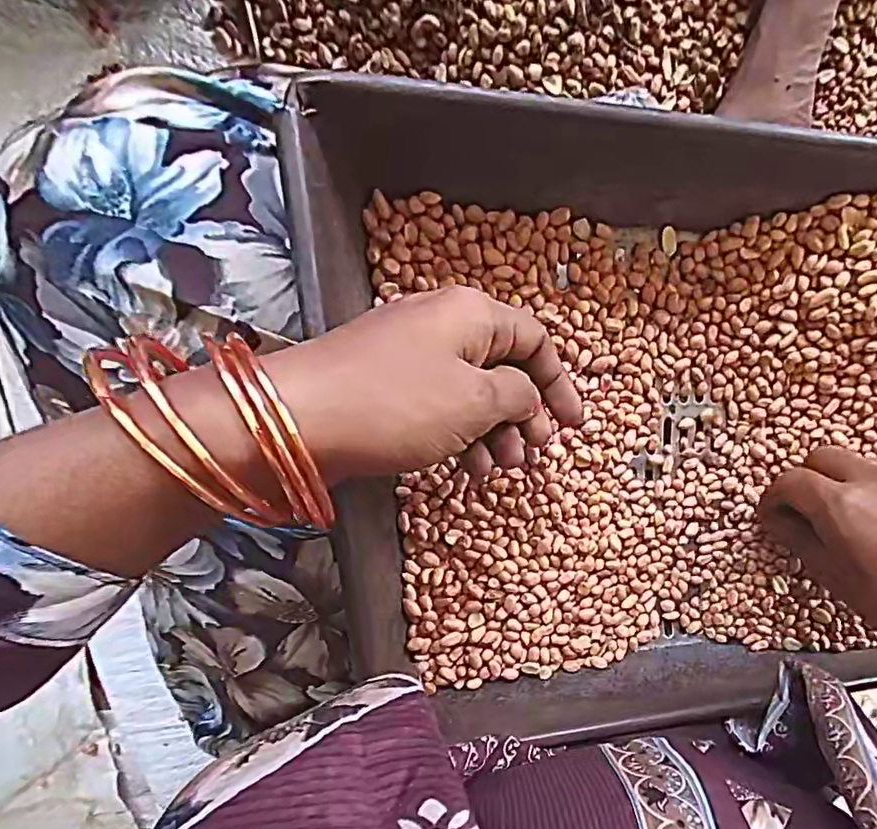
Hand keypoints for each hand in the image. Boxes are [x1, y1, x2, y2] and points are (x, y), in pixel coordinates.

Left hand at [263, 286, 584, 481]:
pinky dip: (462, 436)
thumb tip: (528, 396)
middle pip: (505, 368)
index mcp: (471, 313)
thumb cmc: (395, 403)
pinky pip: (442, 408)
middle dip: (527, 415)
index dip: (560, 384)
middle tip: (535, 452)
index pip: (535, 340)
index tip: (575, 424)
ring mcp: (413, 356)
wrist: (301, 420)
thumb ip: (517, 396)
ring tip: (501, 468)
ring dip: (496, 433)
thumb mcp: (475, 401)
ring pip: (474, 393)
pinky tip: (467, 467)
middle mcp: (443, 325)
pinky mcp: (390, 387)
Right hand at [756, 447, 876, 645]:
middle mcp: (875, 479)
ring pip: (857, 463)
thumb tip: (778, 518)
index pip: (791, 480)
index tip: (773, 511)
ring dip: (840, 483)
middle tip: (802, 509)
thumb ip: (798, 537)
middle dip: (805, 479)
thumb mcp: (833, 576)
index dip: (774, 496)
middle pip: (821, 457)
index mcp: (842, 506)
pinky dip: (873, 489)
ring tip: (845, 521)